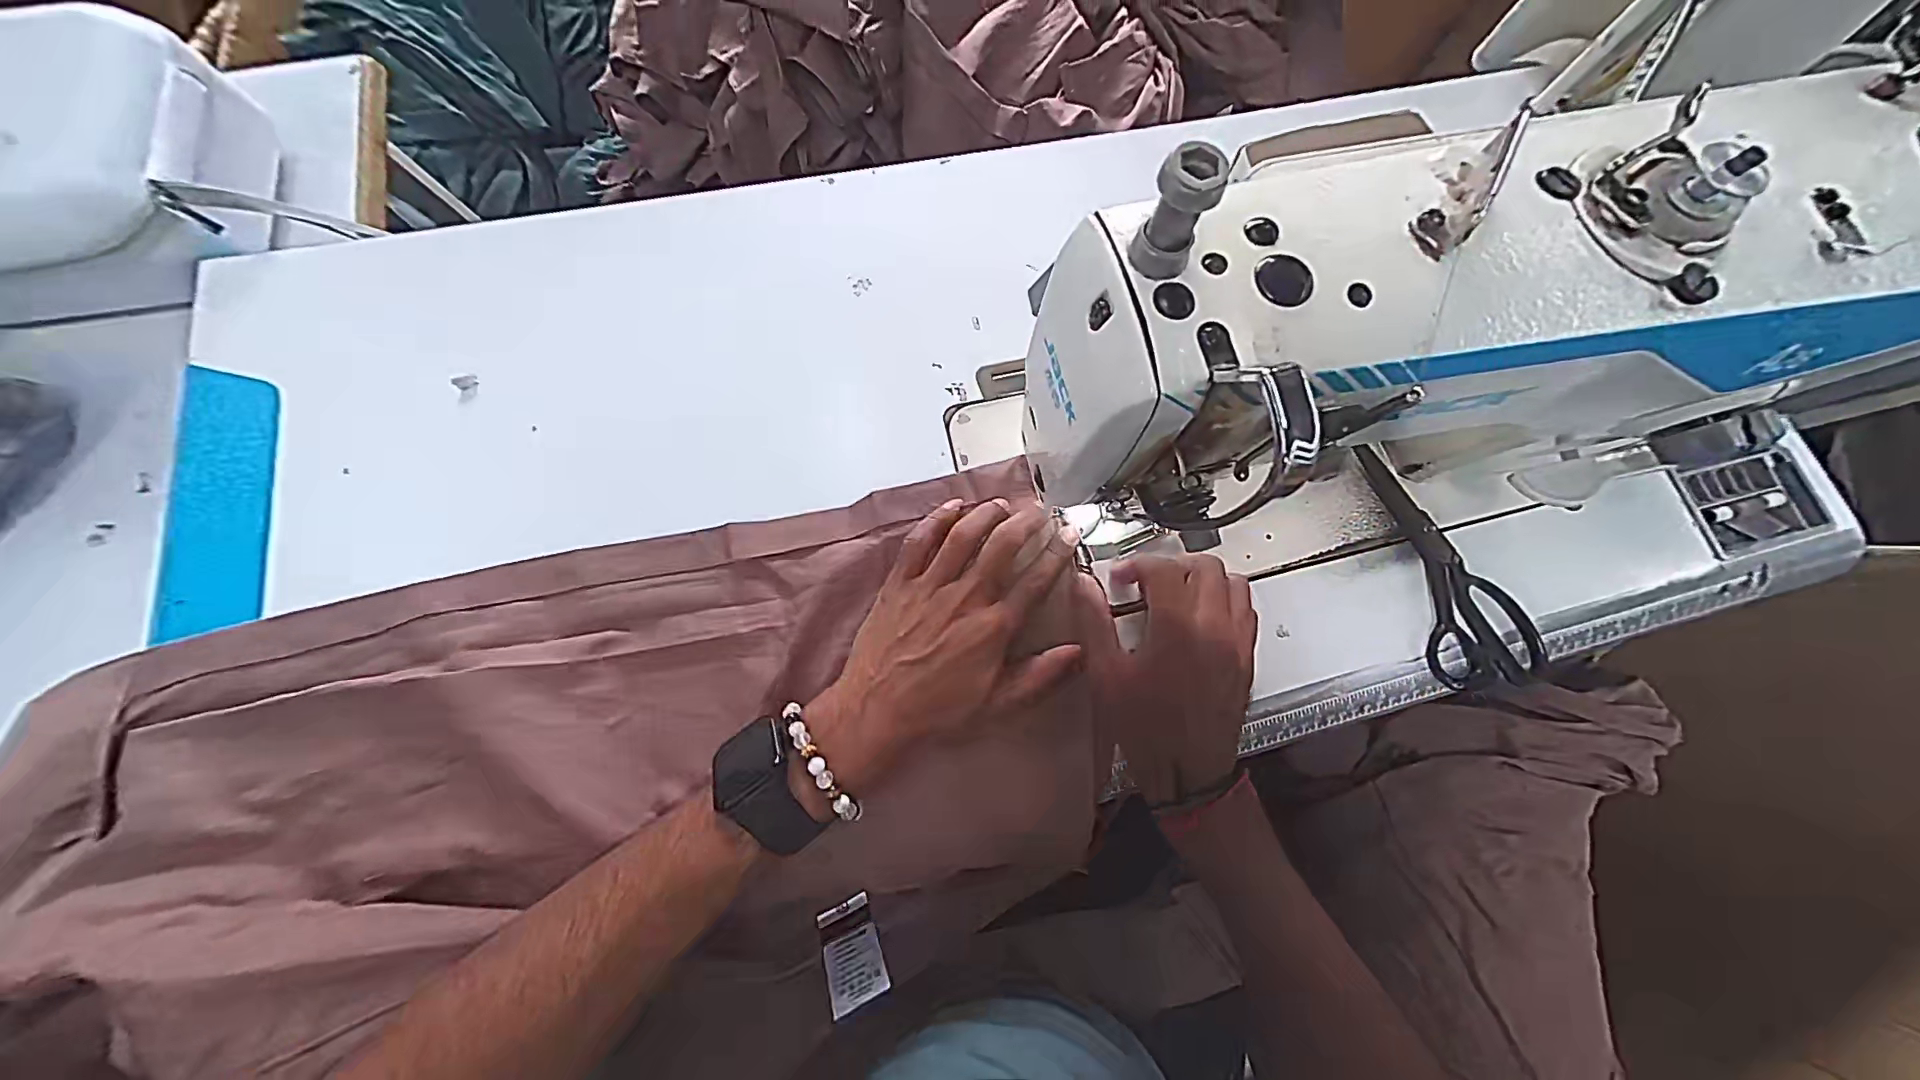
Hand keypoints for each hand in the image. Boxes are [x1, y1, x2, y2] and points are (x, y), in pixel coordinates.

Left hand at [797, 498, 1081, 807]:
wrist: (875, 712)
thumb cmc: (936, 711)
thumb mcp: (996, 704)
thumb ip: (1039, 676)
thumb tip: (1077, 653)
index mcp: (992, 628)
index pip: (1035, 581)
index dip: (1057, 554)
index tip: (1069, 536)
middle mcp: (964, 599)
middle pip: (1001, 547)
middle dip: (1024, 522)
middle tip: (1038, 511)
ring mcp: (929, 588)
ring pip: (962, 536)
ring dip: (985, 515)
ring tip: (1001, 505)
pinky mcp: (899, 585)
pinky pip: (919, 542)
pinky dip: (936, 520)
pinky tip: (951, 507)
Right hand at [1076, 553, 1255, 805]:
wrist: (1188, 771)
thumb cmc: (1147, 731)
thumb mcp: (1106, 675)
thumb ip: (1094, 622)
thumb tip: (1084, 587)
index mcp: (1178, 629)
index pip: (1164, 569)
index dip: (1136, 565)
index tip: (1121, 578)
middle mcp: (1214, 629)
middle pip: (1203, 567)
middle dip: (1171, 565)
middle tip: (1147, 581)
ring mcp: (1236, 643)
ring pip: (1232, 582)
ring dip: (1202, 578)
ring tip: (1176, 592)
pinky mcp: (1247, 658)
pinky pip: (1245, 609)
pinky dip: (1224, 600)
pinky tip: (1202, 615)